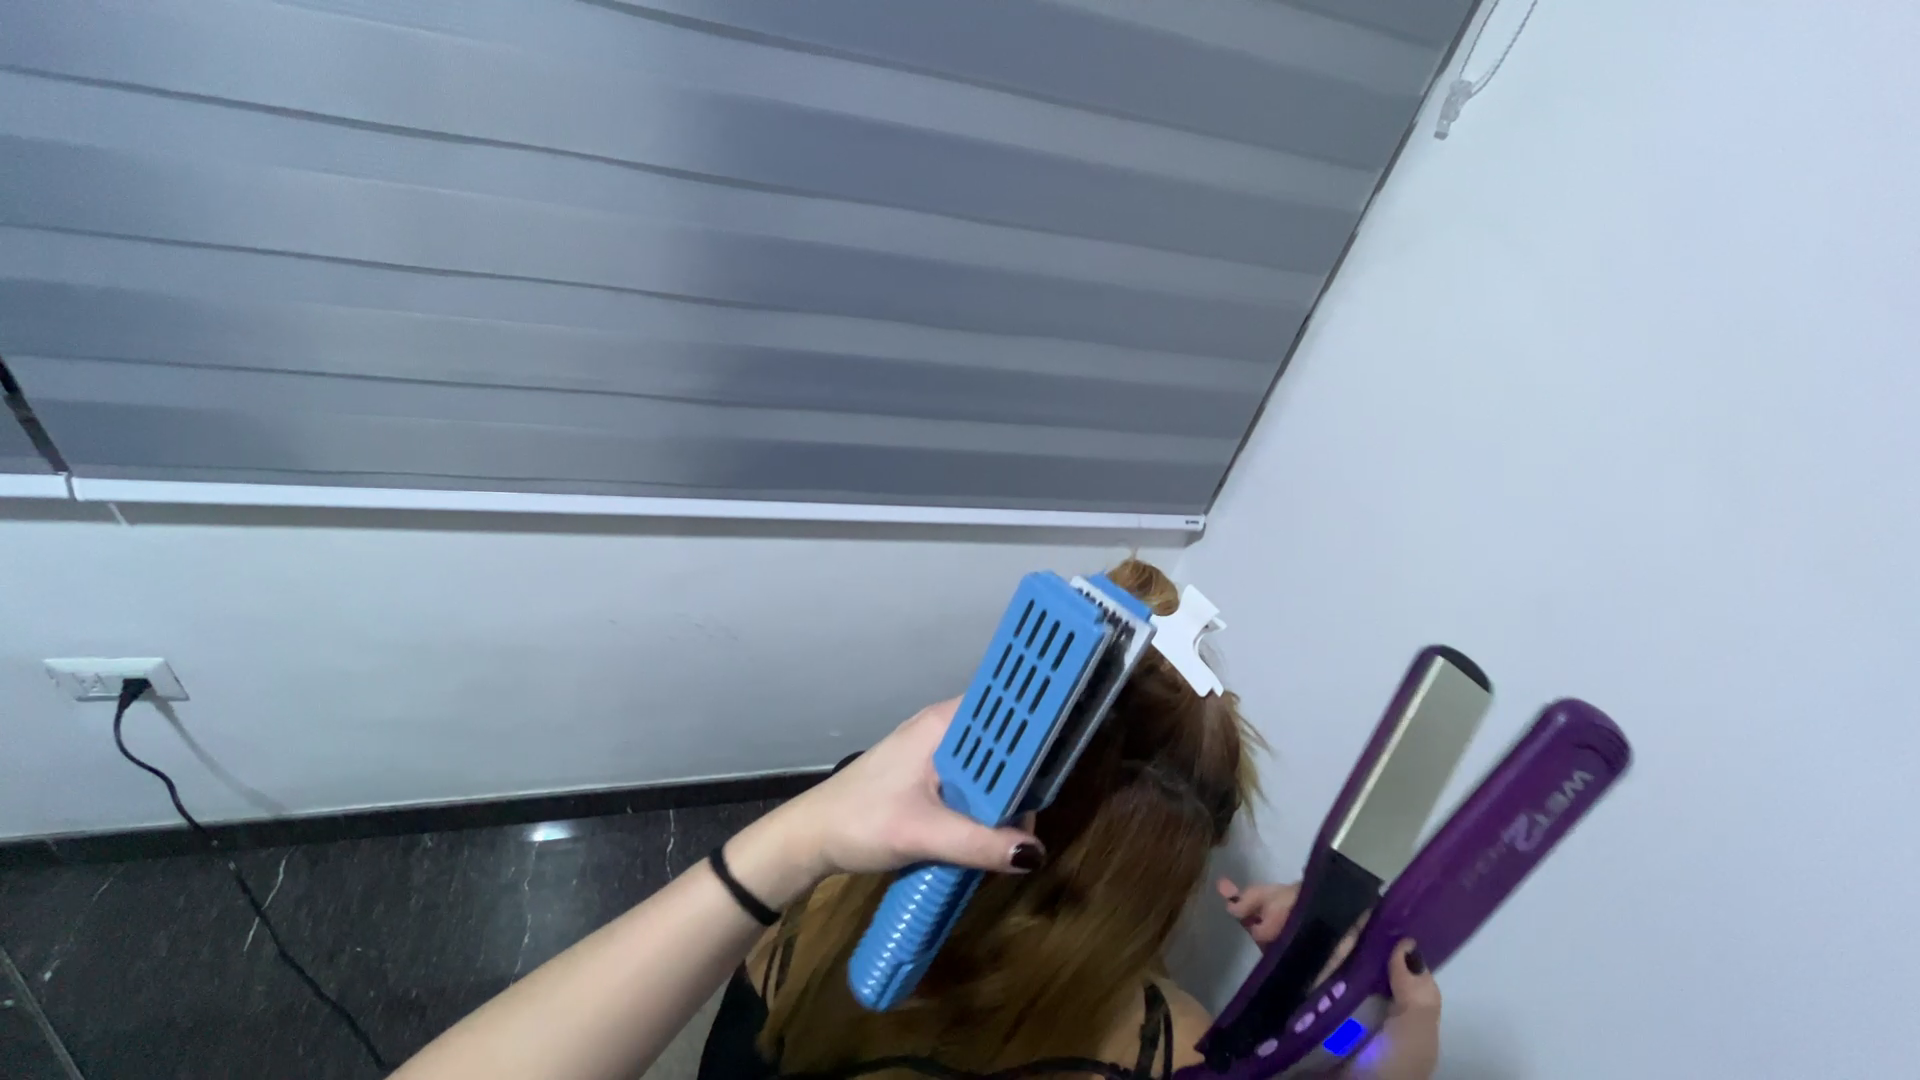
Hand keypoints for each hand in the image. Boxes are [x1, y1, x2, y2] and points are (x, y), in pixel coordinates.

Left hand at [765, 699, 1042, 884]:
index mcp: (942, 724)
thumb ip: (978, 843)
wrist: (811, 838)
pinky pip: (971, 784)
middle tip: (1030, 818)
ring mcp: (934, 754)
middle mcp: (943, 730)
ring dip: (1001, 799)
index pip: (1003, 707)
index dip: (1035, 726)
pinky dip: (983, 807)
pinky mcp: (928, 778)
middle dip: (1020, 779)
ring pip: (988, 768)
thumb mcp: (922, 833)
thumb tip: (1034, 853)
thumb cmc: (860, 821)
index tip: (1062, 754)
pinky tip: (987, 835)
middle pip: (1001, 742)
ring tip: (1011, 836)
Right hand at [1215, 878, 1441, 1079]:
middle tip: (1264, 919)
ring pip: (1286, 918)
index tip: (1303, 900)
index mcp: (1374, 968)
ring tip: (1239, 906)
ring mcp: (1308, 969)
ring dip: (1261, 901)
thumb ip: (1417, 997)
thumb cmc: (1383, 1076)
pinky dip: (1244, 911)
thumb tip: (1405, 941)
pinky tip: (1227, 894)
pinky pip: (1264, 939)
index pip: (1351, 916)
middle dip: (1284, 902)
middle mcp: (1340, 961)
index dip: (1326, 899)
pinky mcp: (1280, 980)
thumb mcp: (1412, 1042)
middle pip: (1312, 911)